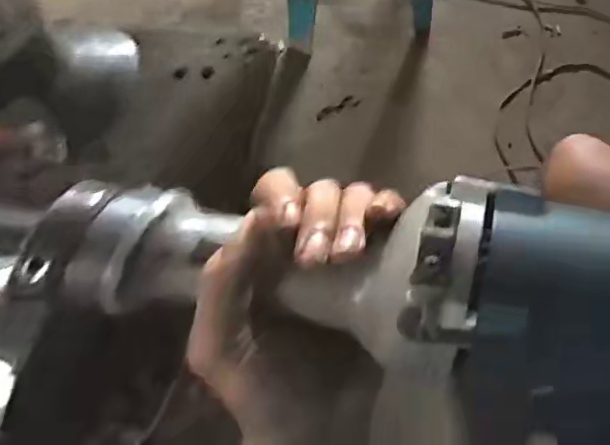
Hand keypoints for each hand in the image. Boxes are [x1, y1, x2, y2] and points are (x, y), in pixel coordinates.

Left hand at [186, 170, 406, 444]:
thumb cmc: (263, 387)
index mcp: (268, 248)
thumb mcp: (217, 346)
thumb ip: (221, 286)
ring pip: (357, 193)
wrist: (319, 424)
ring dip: (351, 215)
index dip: (282, 194)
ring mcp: (353, 239)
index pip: (275, 190)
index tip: (285, 222)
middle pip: (320, 189)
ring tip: (348, 256)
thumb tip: (254, 219)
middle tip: (316, 259)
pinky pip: (392, 208)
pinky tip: (386, 221)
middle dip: (318, 215)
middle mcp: (310, 234)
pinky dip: (388, 204)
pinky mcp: (388, 248)